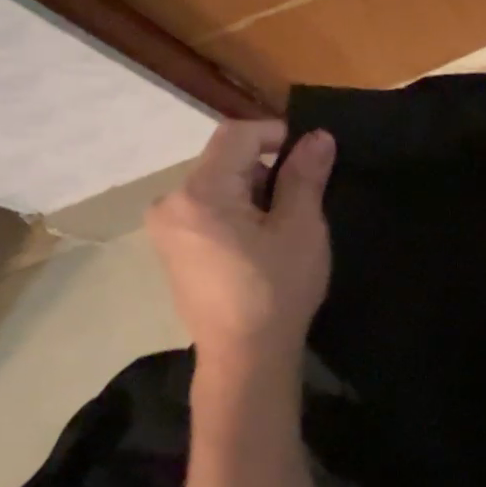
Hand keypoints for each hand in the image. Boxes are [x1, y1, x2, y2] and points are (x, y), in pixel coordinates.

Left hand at [147, 120, 335, 368]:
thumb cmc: (277, 289)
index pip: (236, 135)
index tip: (313, 152)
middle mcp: (171, 201)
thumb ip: (305, 178)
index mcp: (200, 192)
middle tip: (305, 199)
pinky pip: (206, 212)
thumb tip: (319, 137)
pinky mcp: (171, 249)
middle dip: (267, 169)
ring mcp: (166, 227)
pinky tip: (260, 244)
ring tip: (285, 226)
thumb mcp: (301, 229)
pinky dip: (236, 214)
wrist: (245, 353)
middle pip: (224, 161)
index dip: (277, 133)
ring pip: (216, 188)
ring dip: (253, 193)